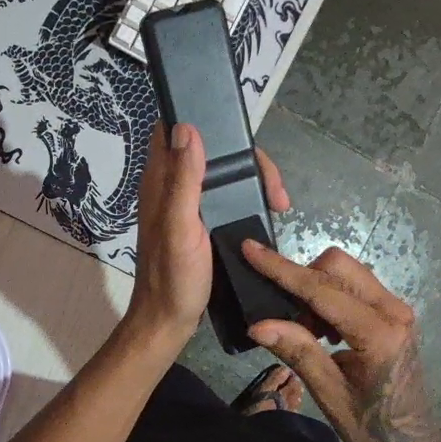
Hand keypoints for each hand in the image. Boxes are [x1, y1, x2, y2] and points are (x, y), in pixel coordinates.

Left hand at [128, 122, 288, 341]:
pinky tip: (269, 212)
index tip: (235, 131)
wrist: (170, 322)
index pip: (173, 129)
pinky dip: (250, 197)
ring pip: (225, 173)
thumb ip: (183, 180)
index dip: (200, 120)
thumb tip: (187, 128)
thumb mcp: (179, 227)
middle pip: (213, 151)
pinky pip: (229, 196)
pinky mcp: (203, 222)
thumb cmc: (172, 277)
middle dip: (247, 159)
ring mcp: (189, 205)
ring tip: (279, 203)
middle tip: (275, 188)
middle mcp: (173, 186)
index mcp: (160, 181)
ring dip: (254, 179)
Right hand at [240, 242, 434, 441]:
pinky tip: (324, 332)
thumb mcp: (329, 394)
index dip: (282, 269)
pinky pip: (355, 286)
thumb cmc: (372, 426)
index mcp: (378, 333)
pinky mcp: (395, 312)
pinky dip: (330, 297)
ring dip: (316, 289)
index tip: (250, 250)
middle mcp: (394, 310)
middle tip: (288, 317)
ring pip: (347, 272)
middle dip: (303, 278)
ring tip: (308, 330)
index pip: (321, 290)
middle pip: (337, 266)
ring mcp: (397, 309)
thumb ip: (298, 352)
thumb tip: (258, 324)